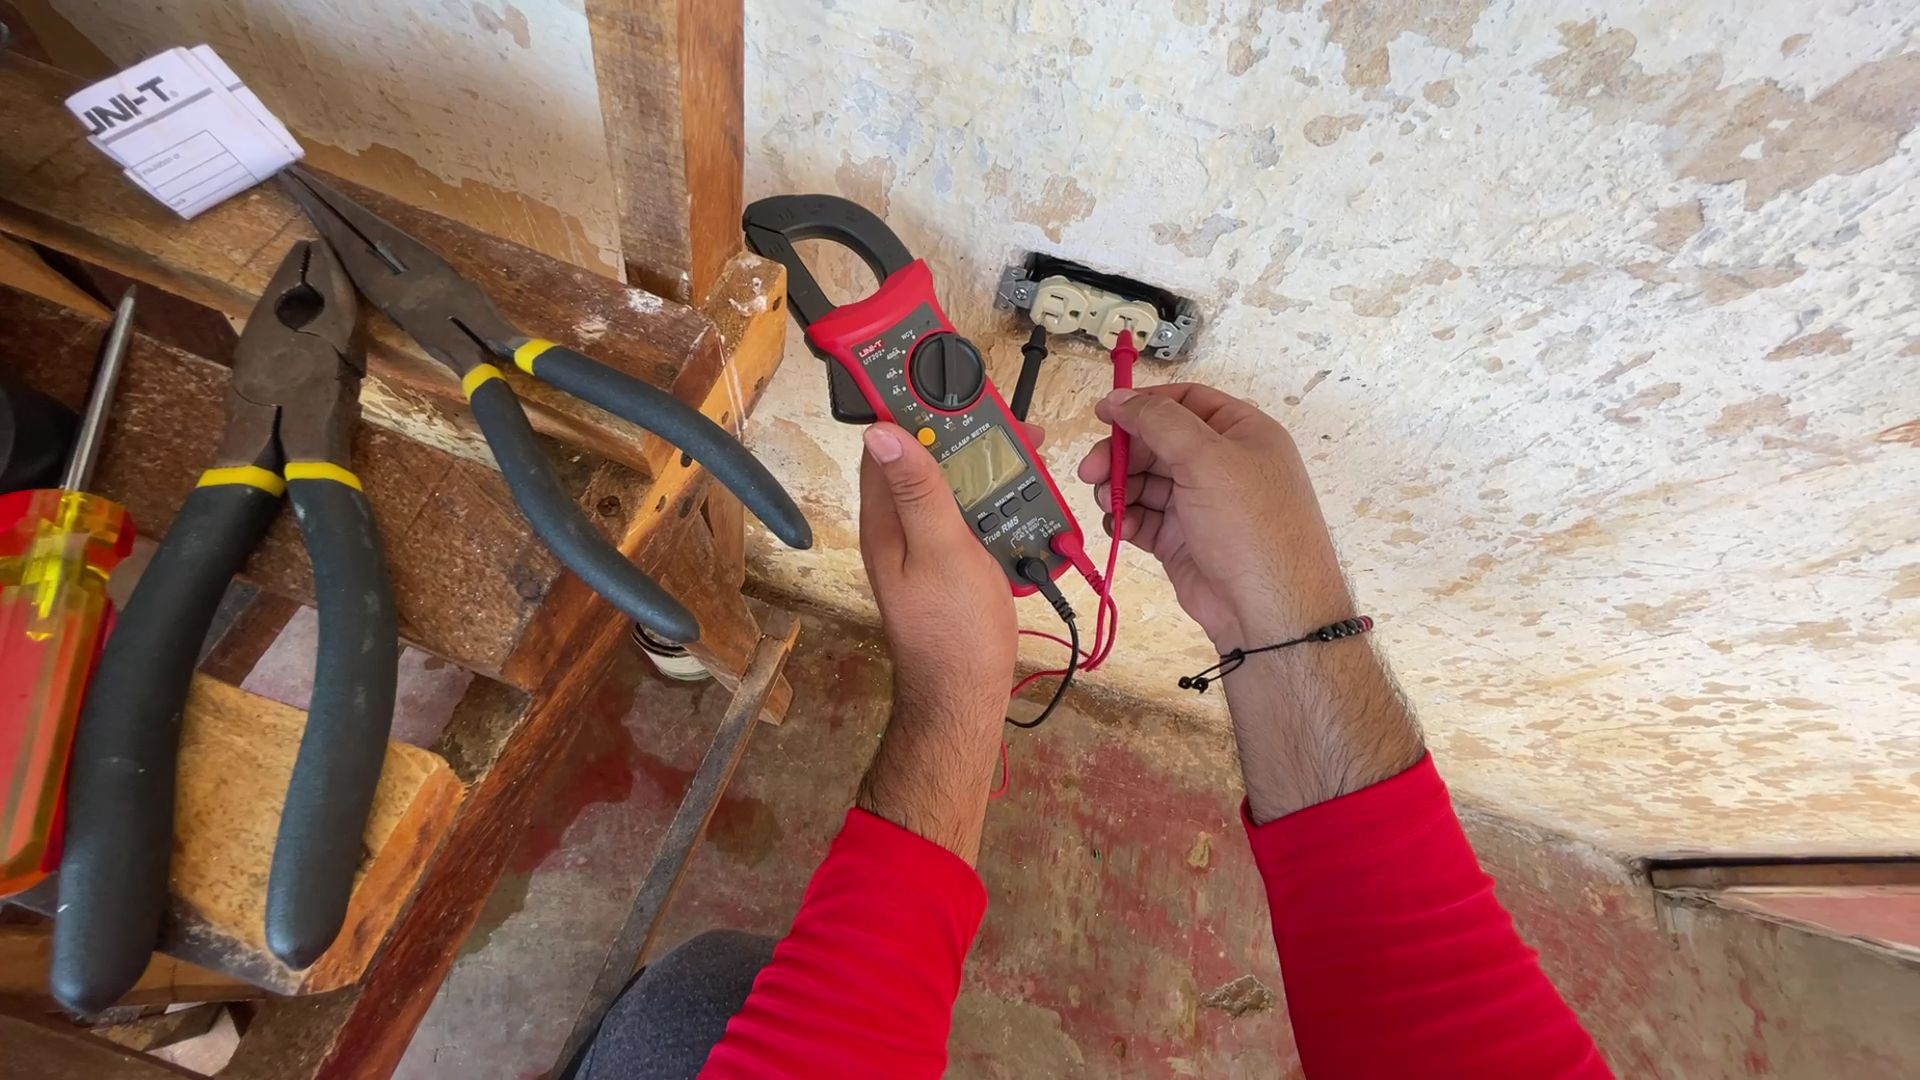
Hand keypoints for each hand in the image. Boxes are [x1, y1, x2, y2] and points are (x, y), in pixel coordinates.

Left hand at [855, 422, 1018, 863]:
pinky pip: (972, 515)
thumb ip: (919, 492)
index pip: (885, 442)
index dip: (908, 403)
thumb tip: (882, 429)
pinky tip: (1027, 496)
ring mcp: (927, 545)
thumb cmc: (953, 629)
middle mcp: (900, 526)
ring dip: (987, 465)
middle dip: (964, 433)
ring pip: (954, 486)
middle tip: (1008, 419)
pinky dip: (997, 499)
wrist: (966, 696)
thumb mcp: (940, 551)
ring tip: (1030, 450)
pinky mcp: (952, 561)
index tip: (941, 375)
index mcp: (886, 518)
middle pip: (927, 459)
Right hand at [1077, 384, 1351, 650]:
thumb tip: (1120, 399)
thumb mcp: (1206, 459)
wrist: (1265, 609)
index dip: (1143, 406)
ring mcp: (1199, 504)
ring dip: (1119, 488)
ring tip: (1108, 501)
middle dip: (1121, 454)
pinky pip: (1142, 517)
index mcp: (1240, 433)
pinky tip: (1119, 525)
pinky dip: (1125, 519)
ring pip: (1144, 481)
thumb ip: (1159, 421)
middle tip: (1092, 469)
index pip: (1185, 402)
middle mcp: (1220, 465)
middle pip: (1155, 444)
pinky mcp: (1180, 538)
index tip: (1105, 414)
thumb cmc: (1254, 529)